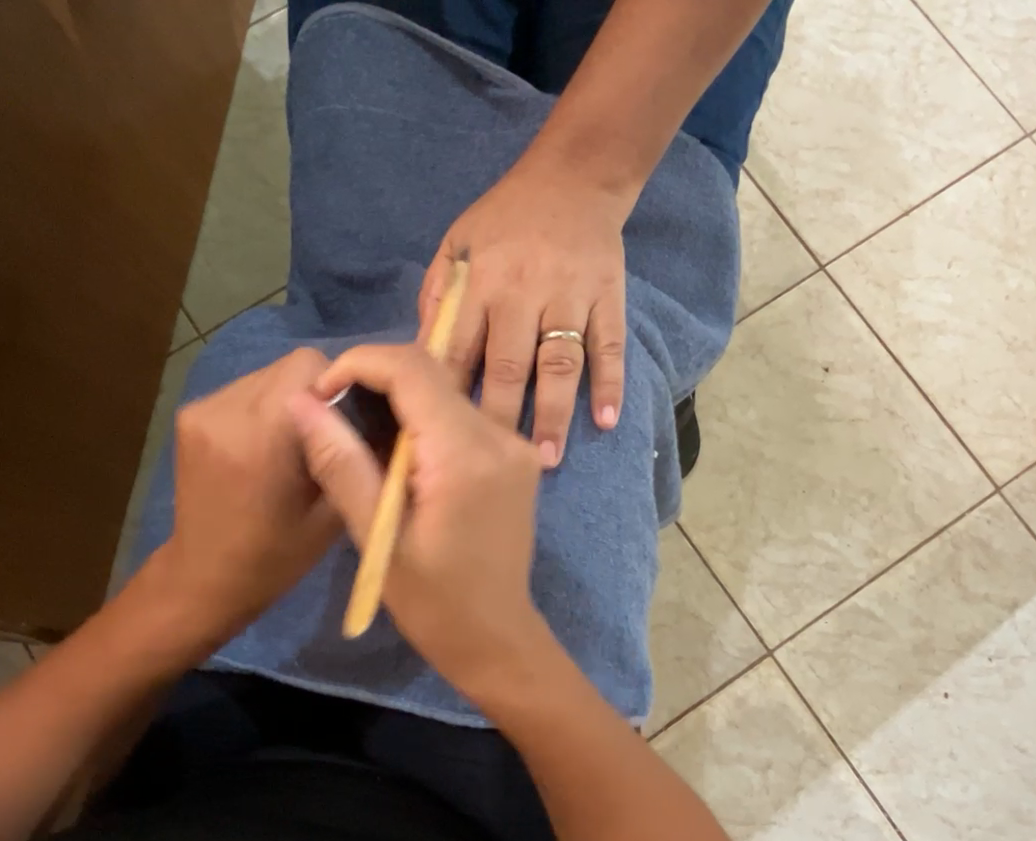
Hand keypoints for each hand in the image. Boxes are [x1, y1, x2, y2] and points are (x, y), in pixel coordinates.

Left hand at [156, 348, 340, 640]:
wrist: (204, 576)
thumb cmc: (277, 556)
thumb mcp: (332, 514)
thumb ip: (350, 456)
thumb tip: (381, 415)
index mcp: (263, 437)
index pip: (312, 368)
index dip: (340, 389)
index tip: (349, 427)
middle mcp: (226, 411)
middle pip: (291, 366)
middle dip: (317, 395)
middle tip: (327, 438)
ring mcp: (203, 409)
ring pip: (268, 374)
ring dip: (290, 401)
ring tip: (294, 446)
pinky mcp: (190, 414)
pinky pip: (245, 390)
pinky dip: (264, 409)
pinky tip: (267, 447)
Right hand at [288, 343, 548, 683]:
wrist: (496, 637)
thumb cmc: (433, 602)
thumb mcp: (376, 536)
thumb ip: (340, 463)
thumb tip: (300, 402)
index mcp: (467, 453)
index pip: (412, 368)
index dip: (359, 363)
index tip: (320, 393)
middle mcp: (501, 436)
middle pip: (432, 372)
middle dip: (375, 378)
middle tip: (332, 412)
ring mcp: (515, 445)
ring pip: (448, 390)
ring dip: (399, 397)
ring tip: (358, 432)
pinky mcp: (516, 458)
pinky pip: (463, 416)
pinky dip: (425, 418)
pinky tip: (399, 450)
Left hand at [421, 159, 628, 467]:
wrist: (574, 176)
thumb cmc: (506, 217)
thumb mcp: (458, 242)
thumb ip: (440, 294)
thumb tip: (425, 352)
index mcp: (482, 282)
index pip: (459, 348)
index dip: (448, 395)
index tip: (440, 439)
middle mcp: (525, 293)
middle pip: (509, 365)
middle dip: (500, 417)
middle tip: (492, 468)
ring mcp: (571, 297)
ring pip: (560, 364)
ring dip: (554, 413)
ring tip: (548, 458)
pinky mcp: (609, 298)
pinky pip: (609, 346)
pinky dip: (610, 383)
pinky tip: (606, 420)